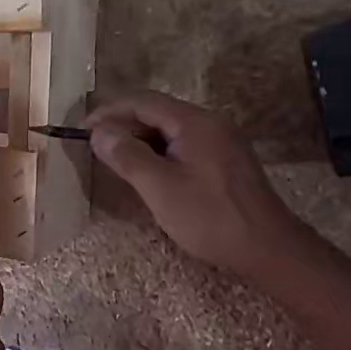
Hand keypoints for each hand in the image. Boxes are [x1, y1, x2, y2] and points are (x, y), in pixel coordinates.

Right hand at [88, 91, 313, 278]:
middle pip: (157, 112)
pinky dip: (159, 153)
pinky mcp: (226, 161)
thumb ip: (127, 156)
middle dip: (123, 125)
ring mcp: (221, 141)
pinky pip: (184, 145)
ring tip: (114, 160)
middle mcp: (210, 122)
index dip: (108, 111)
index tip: (81, 129)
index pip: (143, 101)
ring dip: (140, 140)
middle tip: (94, 146)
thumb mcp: (160, 188)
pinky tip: (147, 173)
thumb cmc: (210, 217)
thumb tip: (99, 132)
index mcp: (195, 121)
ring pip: (170, 130)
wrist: (268, 248)